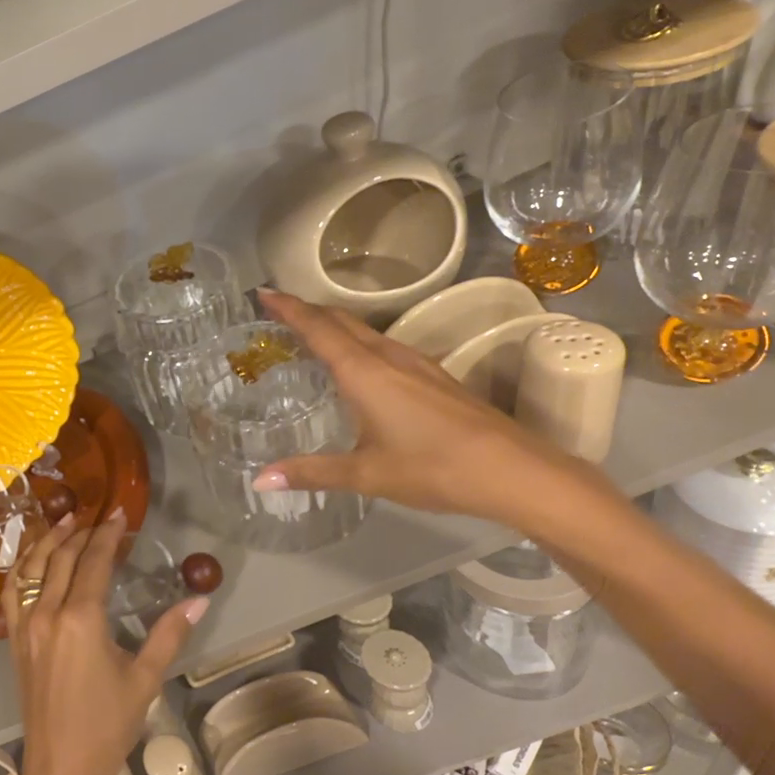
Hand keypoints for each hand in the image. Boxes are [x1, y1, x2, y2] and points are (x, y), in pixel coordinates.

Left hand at [1, 511, 205, 774]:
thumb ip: (169, 634)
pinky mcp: (15, 639)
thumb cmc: (108, 725)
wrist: (62, 765)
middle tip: (99, 517)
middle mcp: (47, 613)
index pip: (93, 562)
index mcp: (81, 619)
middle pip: (61, 559)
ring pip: (31, 568)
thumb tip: (198, 599)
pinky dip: (21, 567)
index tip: (120, 514)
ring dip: (47, 541)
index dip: (108, 535)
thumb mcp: (145, 679)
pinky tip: (32, 560)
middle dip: (81, 533)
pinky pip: (11, 592)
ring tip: (64, 521)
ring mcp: (25, 625)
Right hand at [252, 289, 617, 531]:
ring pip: (365, 331)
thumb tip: (258, 481)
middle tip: (277, 309)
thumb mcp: (366, 474)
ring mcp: (417, 364)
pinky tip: (358, 364)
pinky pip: (384, 346)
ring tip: (309, 332)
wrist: (516, 471)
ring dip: (334, 325)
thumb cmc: (435, 468)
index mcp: (364, 372)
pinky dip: (357, 343)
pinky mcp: (435, 377)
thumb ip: (311, 472)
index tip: (262, 293)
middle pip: (342, 321)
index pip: (318, 328)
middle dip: (308, 310)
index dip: (288, 308)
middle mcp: (388, 358)